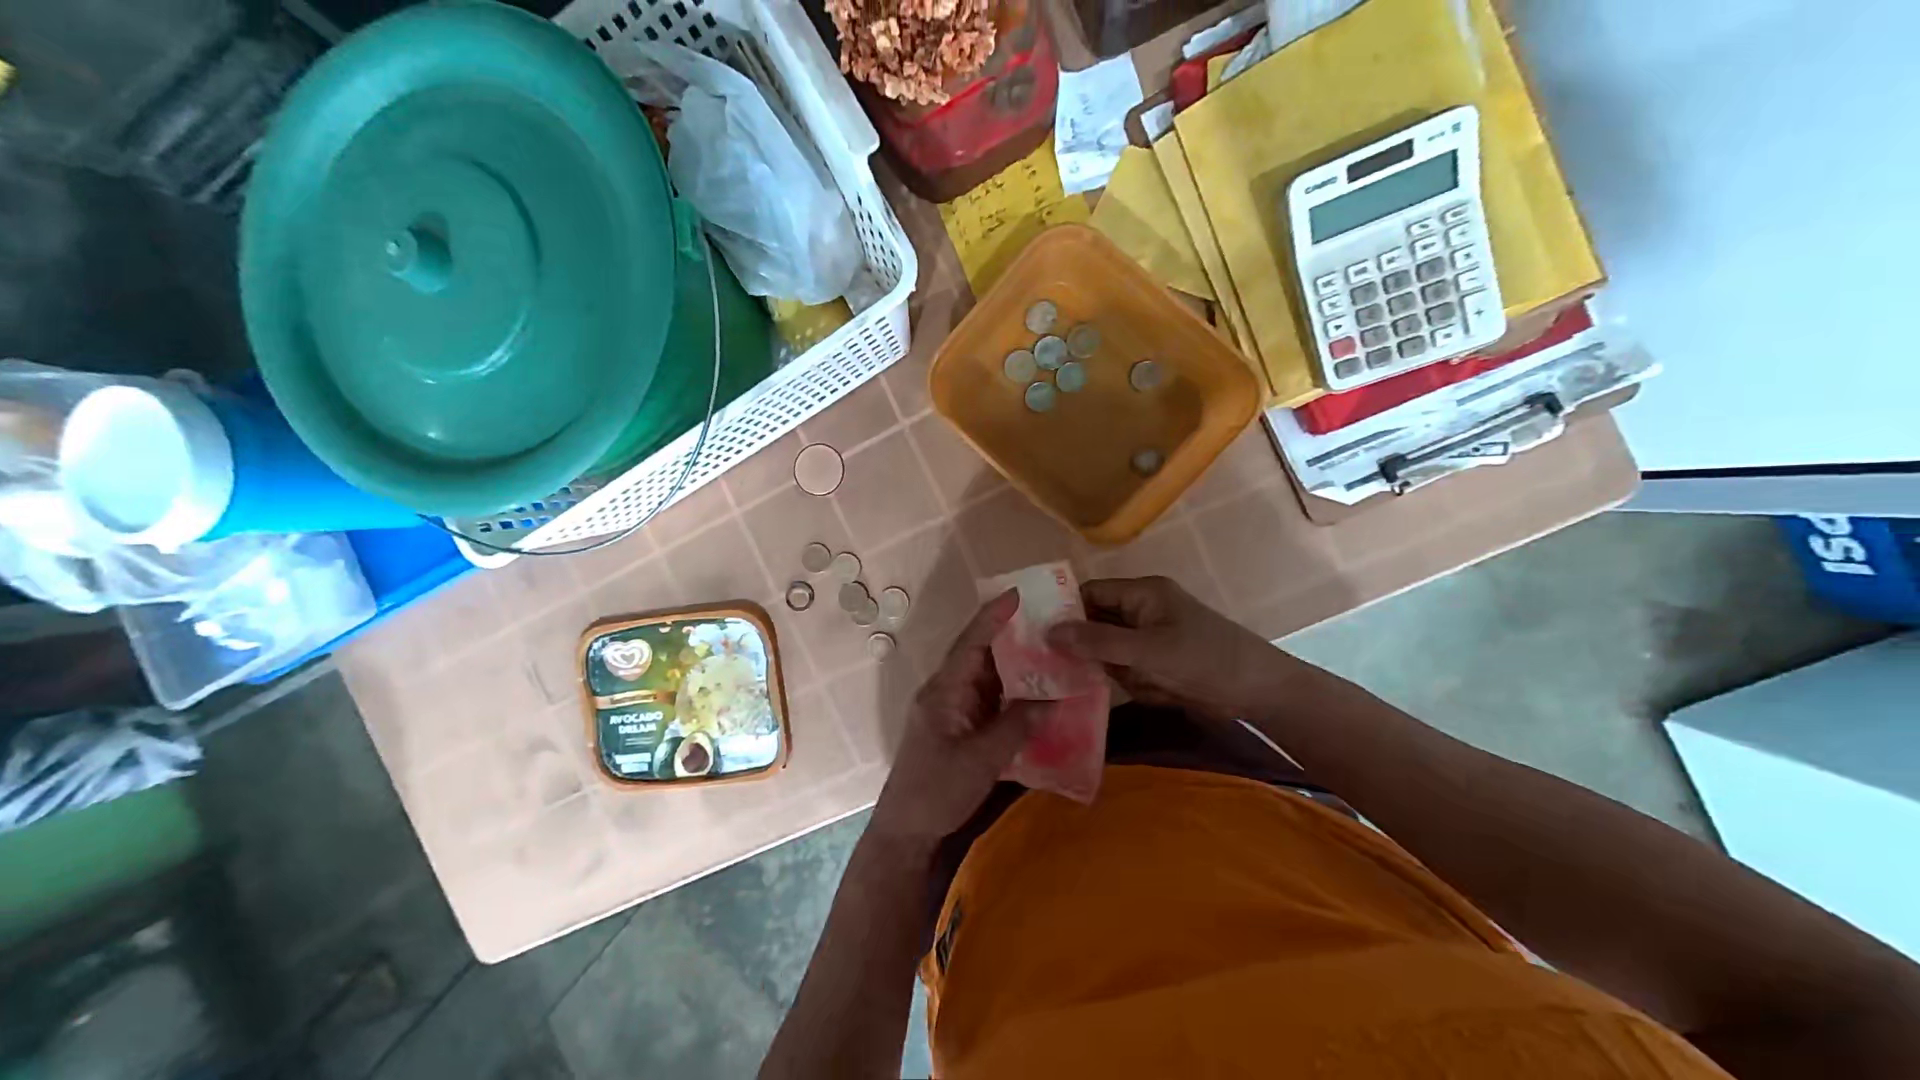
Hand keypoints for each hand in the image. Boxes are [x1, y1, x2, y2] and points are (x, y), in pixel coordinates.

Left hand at [871, 590, 1042, 845]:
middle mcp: (947, 693)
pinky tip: (1037, 693)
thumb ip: (1017, 725)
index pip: (970, 643)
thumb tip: (1052, 698)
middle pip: (980, 655)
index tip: (1019, 594)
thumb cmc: (937, 791)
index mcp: (944, 691)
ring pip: (986, 678)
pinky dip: (1011, 694)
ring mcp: (952, 711)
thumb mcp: (982, 759)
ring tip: (1051, 650)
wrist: (907, 831)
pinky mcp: (960, 729)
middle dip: (1012, 637)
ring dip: (1014, 666)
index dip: (993, 617)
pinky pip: (989, 701)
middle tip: (1048, 621)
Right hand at [1047, 576, 1301, 722]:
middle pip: (1096, 622)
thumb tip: (1048, 631)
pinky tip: (1125, 691)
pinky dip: (1125, 681)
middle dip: (1080, 644)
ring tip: (1083, 680)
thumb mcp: (1147, 650)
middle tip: (1042, 664)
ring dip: (1104, 667)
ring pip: (1107, 650)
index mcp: (1143, 592)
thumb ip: (1097, 642)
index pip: (1091, 593)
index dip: (1064, 609)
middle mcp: (1142, 610)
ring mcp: (1150, 638)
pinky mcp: (1158, 663)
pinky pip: (1126, 668)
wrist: (1260, 693)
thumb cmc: (1205, 659)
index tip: (1034, 632)